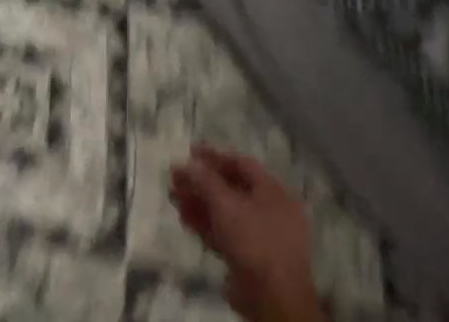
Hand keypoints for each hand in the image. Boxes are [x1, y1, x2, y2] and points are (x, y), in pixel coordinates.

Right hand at [170, 145, 325, 321]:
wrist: (272, 297)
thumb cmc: (253, 240)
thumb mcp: (225, 203)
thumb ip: (204, 179)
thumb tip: (187, 163)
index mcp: (274, 193)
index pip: (242, 164)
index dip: (214, 156)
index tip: (188, 151)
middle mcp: (271, 210)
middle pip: (231, 187)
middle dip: (201, 181)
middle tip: (174, 178)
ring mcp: (261, 234)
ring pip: (225, 210)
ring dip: (198, 202)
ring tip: (173, 197)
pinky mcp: (250, 254)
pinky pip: (225, 231)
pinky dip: (205, 223)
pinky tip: (185, 220)